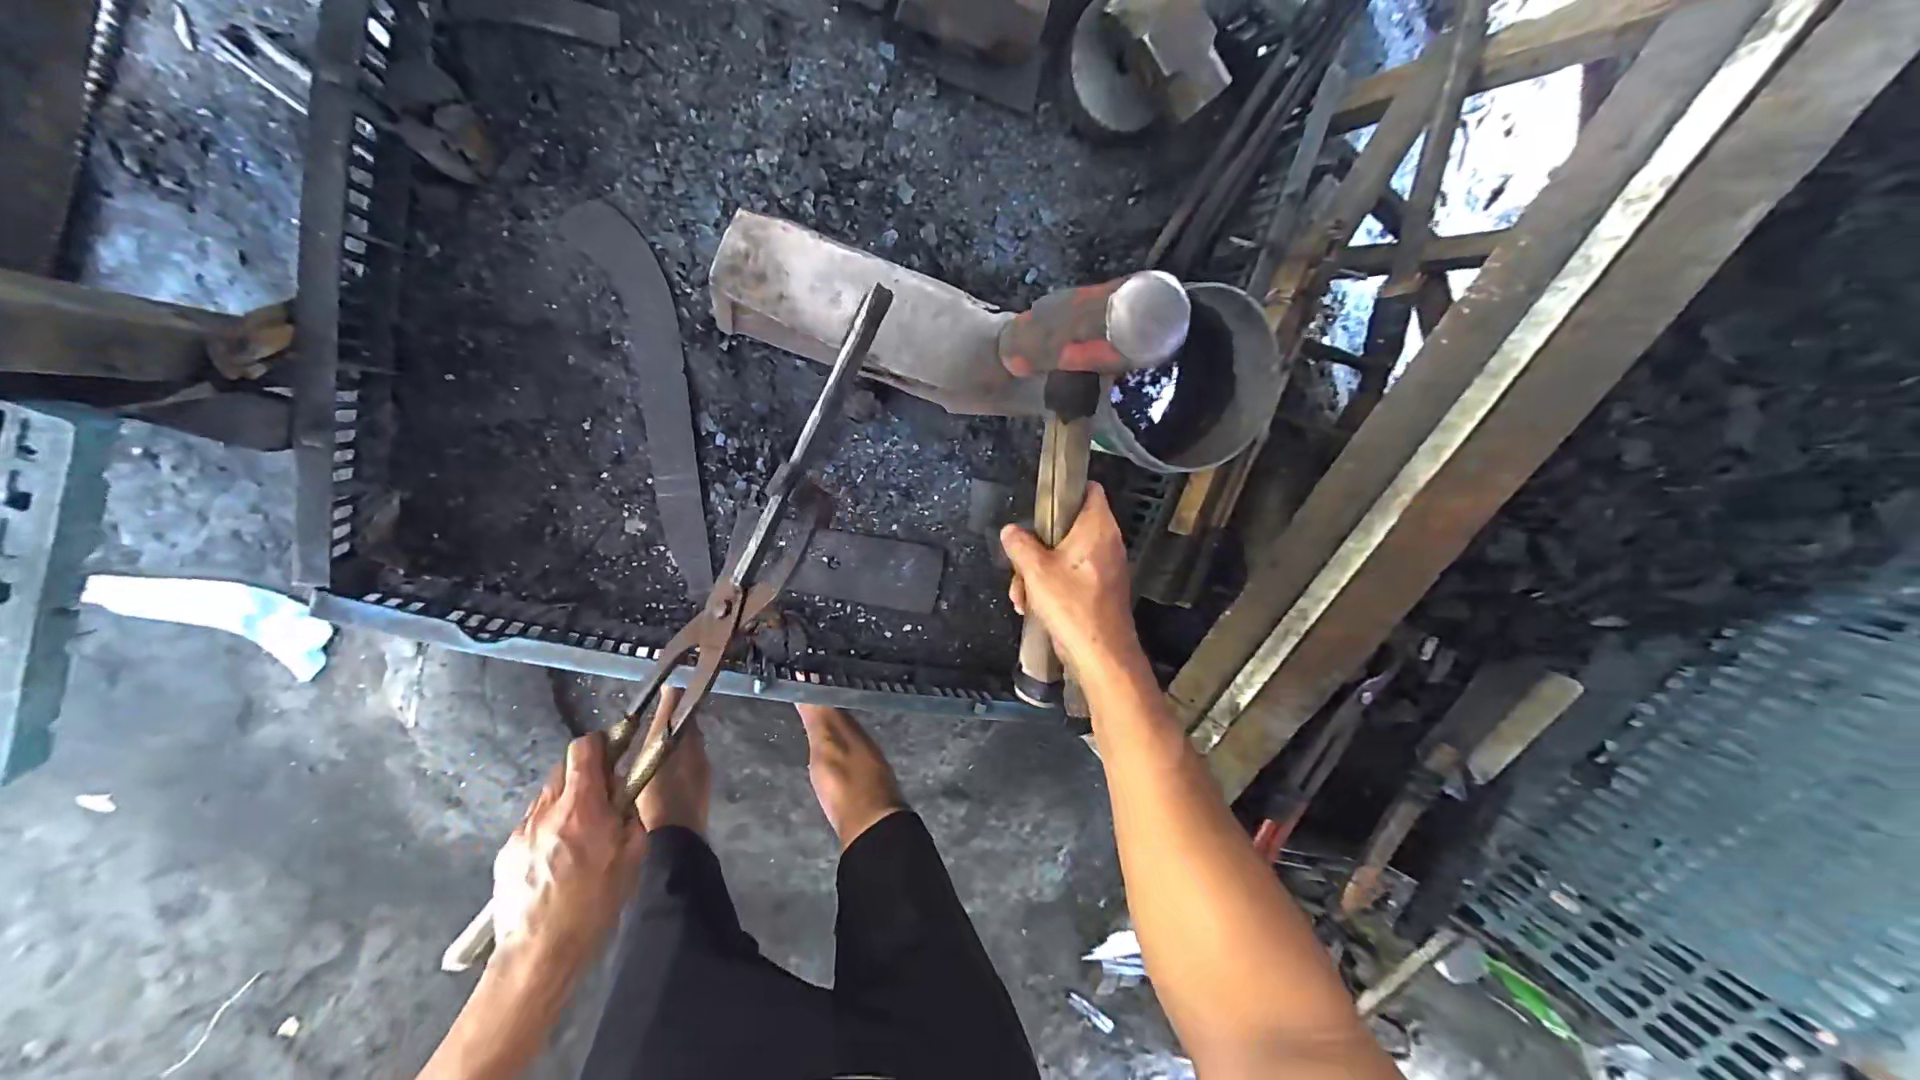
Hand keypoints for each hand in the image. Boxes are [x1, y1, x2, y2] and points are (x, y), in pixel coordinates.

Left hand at [490, 733, 649, 972]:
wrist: (539, 952)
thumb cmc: (594, 903)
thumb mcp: (633, 854)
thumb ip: (630, 814)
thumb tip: (623, 794)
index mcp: (581, 807)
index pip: (583, 750)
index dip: (601, 745)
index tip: (613, 754)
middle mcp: (546, 811)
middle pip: (563, 769)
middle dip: (584, 775)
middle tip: (603, 799)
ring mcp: (521, 832)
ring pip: (546, 798)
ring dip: (566, 803)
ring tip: (580, 834)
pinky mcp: (506, 853)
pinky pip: (531, 825)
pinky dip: (547, 829)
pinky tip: (558, 859)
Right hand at [1000, 483, 1146, 677]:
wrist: (1101, 656)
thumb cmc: (1072, 607)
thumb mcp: (1035, 571)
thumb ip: (1020, 545)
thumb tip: (1011, 531)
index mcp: (1097, 527)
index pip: (1089, 490)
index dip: (1066, 490)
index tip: (1040, 504)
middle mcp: (1107, 543)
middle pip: (1068, 527)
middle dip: (1038, 545)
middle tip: (1021, 563)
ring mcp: (1106, 568)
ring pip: (1065, 555)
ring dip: (1038, 572)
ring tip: (1022, 595)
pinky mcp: (1101, 590)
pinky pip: (1072, 577)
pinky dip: (1052, 587)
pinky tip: (1033, 607)